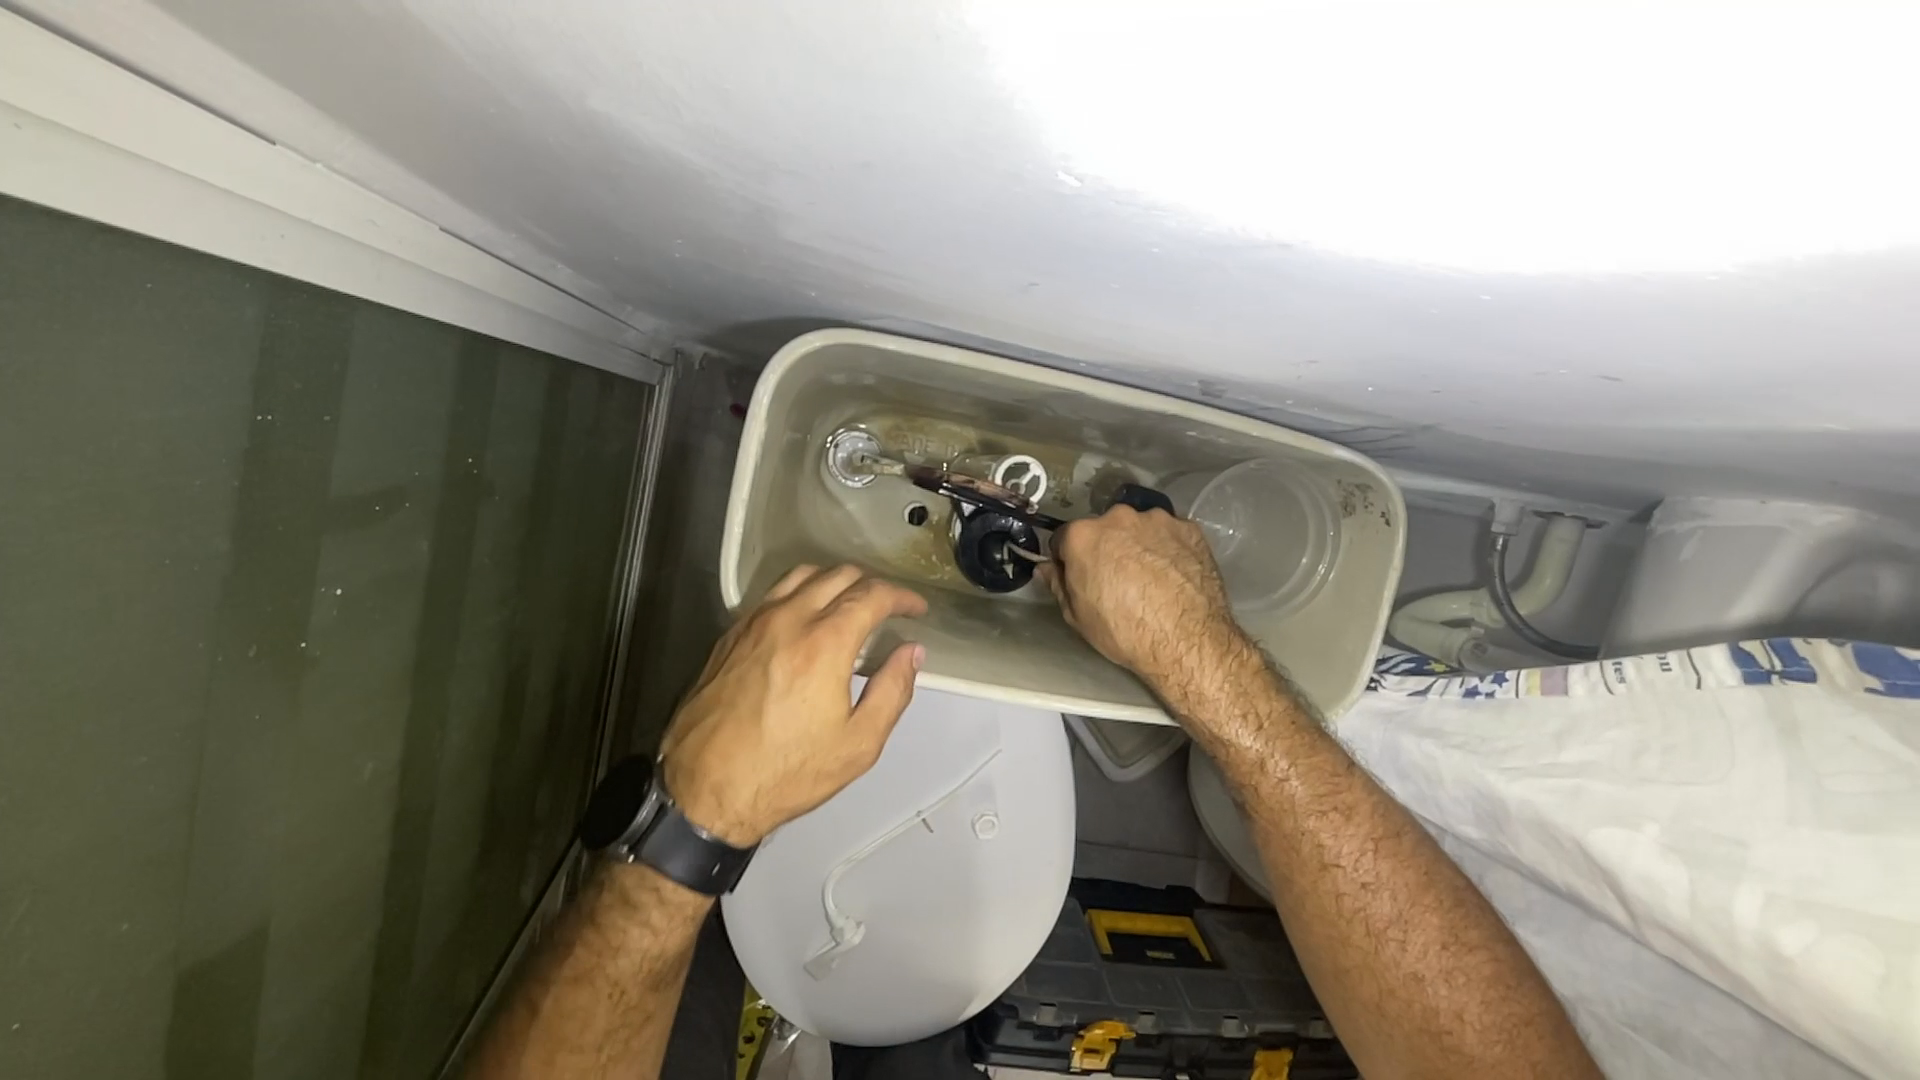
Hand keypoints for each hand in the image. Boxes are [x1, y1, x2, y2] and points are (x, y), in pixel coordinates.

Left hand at [659, 564, 927, 846]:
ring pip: (802, 575)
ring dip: (834, 581)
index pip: (872, 595)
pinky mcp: (730, 635)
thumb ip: (892, 691)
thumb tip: (911, 652)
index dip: (902, 596)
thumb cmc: (787, 773)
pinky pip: (772, 595)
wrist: (705, 790)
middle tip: (888, 607)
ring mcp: (753, 623)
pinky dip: (801, 593)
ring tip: (850, 604)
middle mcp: (788, 619)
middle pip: (838, 575)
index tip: (916, 608)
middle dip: (872, 584)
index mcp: (824, 643)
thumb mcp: (858, 744)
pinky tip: (807, 620)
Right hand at [1038, 506, 1250, 696]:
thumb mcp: (1078, 616)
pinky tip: (1174, 575)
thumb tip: (1045, 568)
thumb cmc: (1124, 631)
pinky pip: (1170, 534)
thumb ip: (1058, 584)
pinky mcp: (1189, 528)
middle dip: (1106, 548)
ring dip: (1139, 545)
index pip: (1064, 538)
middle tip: (1117, 579)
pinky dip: (1168, 548)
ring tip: (1151, 578)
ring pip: (1139, 528)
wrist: (1186, 640)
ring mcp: (1157, 519)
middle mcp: (1118, 517)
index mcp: (1083, 536)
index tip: (1079, 576)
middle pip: (1104, 529)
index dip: (1068, 559)